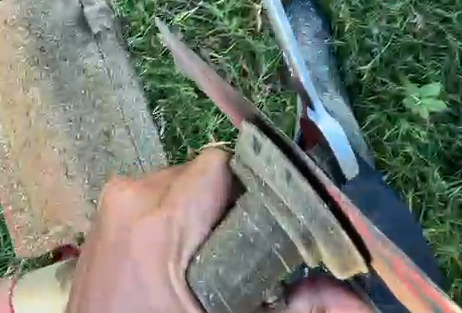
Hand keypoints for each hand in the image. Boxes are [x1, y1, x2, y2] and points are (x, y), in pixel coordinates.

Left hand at [66, 148, 373, 312]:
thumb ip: (296, 307)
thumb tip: (358, 304)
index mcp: (161, 217)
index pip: (223, 163)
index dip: (253, 187)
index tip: (269, 222)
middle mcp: (132, 194)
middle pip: (204, 172)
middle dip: (228, 208)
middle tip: (241, 255)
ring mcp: (112, 201)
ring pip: (180, 182)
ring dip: (200, 213)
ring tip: (208, 261)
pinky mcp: (102, 213)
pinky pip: (153, 196)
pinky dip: (173, 219)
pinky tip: (180, 259)